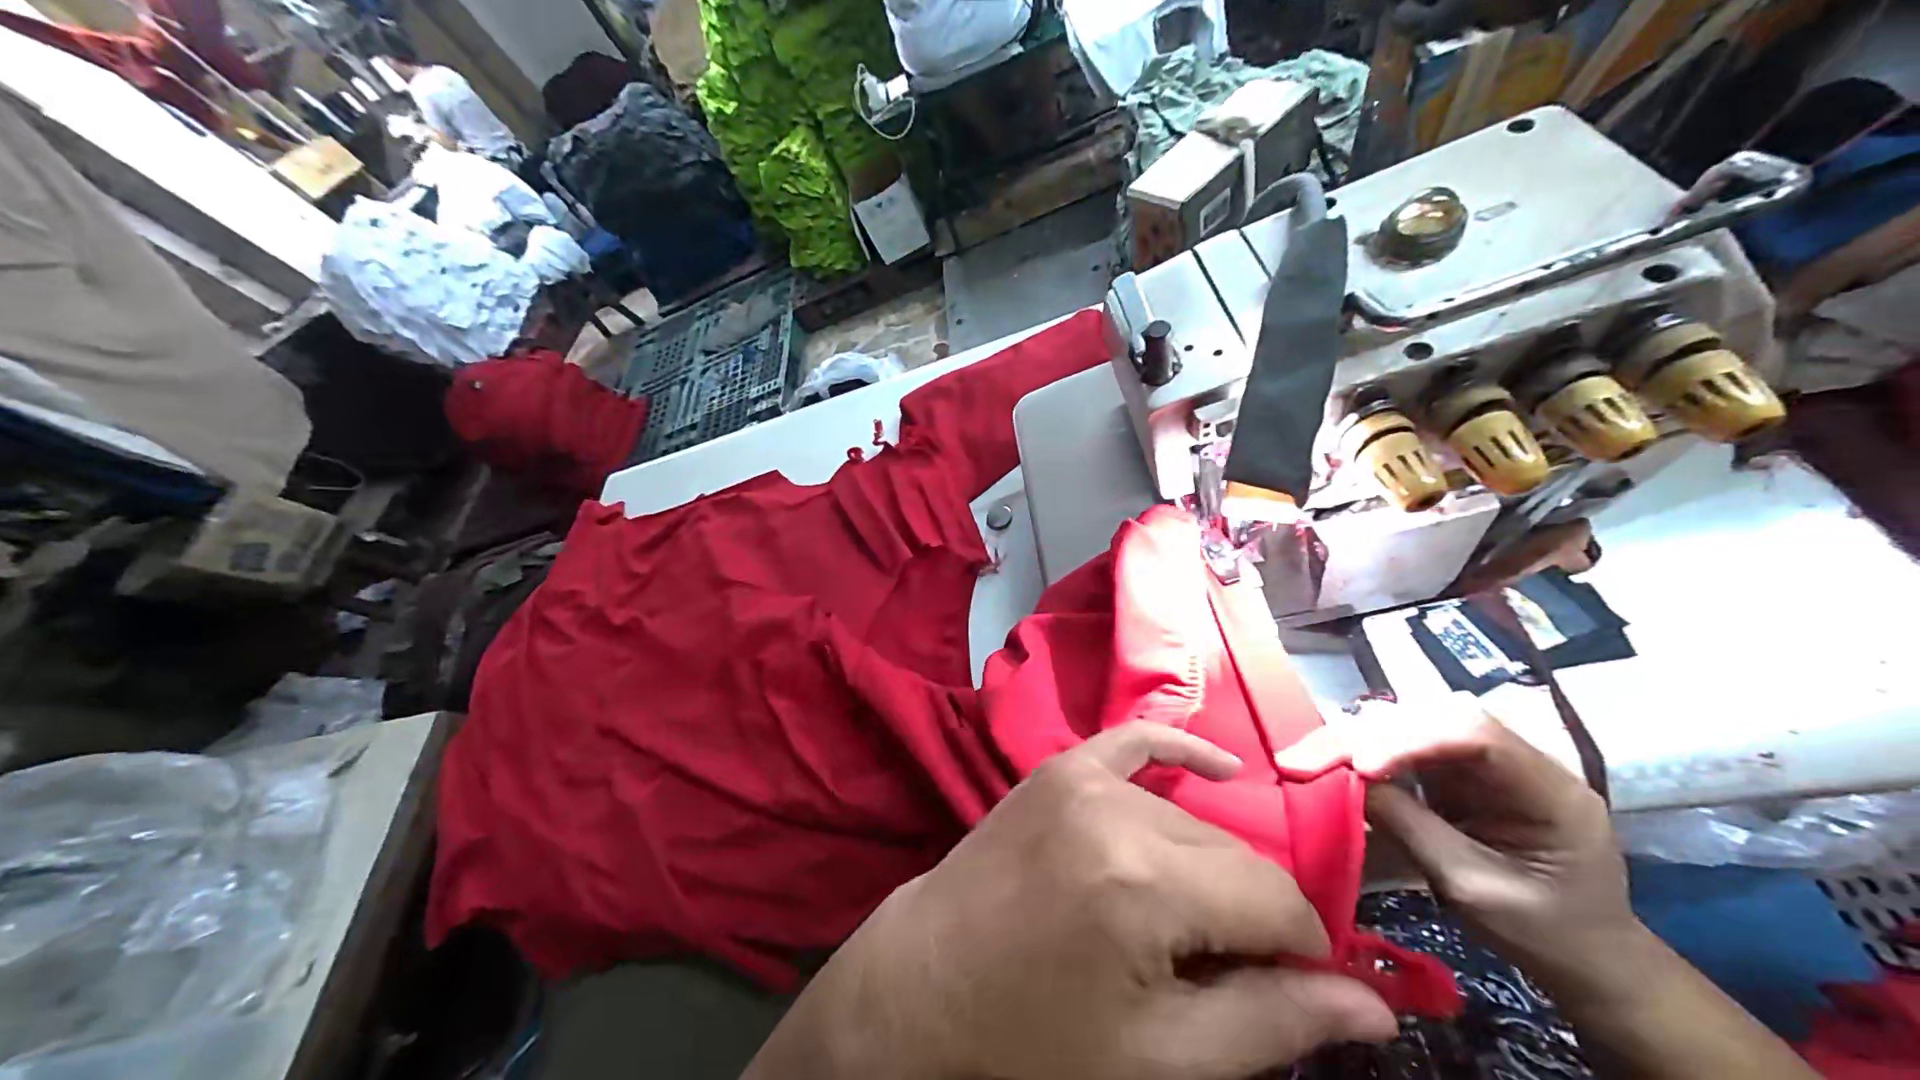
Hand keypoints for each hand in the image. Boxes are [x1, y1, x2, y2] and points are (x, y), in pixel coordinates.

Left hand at [745, 723, 1398, 1079]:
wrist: (923, 988)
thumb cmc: (1034, 1040)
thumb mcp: (1160, 1058)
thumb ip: (1273, 1022)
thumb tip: (1376, 1006)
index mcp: (1144, 884)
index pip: (1276, 903)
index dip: (1302, 950)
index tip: (1296, 986)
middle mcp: (1116, 812)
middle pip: (1235, 857)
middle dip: (1250, 914)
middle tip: (1224, 965)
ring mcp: (1080, 779)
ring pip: (1192, 819)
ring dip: (1206, 867)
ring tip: (1180, 920)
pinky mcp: (1056, 768)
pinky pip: (1133, 740)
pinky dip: (1179, 751)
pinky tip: (1220, 767)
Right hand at [1274, 696, 1636, 989]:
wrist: (1588, 961)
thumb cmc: (1544, 935)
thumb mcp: (1474, 889)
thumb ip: (1412, 828)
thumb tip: (1347, 779)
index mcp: (1551, 789)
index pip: (1474, 734)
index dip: (1410, 738)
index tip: (1359, 767)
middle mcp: (1519, 759)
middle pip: (1434, 716)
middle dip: (1367, 734)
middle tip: (1307, 759)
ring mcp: (1487, 763)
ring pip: (1414, 723)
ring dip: (1358, 737)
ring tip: (1311, 758)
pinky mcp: (1460, 772)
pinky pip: (1406, 744)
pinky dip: (1365, 750)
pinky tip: (1334, 761)